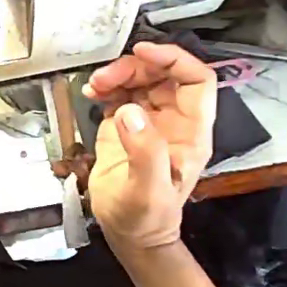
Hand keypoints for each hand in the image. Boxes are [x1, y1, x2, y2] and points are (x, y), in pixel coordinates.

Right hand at [82, 43, 217, 254]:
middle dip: (135, 68)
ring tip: (94, 86)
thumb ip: (144, 151)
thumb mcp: (148, 190)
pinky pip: (119, 95)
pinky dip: (105, 88)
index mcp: (190, 132)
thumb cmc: (145, 217)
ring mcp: (148, 123)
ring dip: (117, 76)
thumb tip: (129, 111)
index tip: (142, 52)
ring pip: (140, 81)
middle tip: (104, 78)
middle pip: (163, 75)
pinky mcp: (124, 127)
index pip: (196, 81)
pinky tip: (91, 93)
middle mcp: (172, 121)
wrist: (129, 234)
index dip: (174, 60)